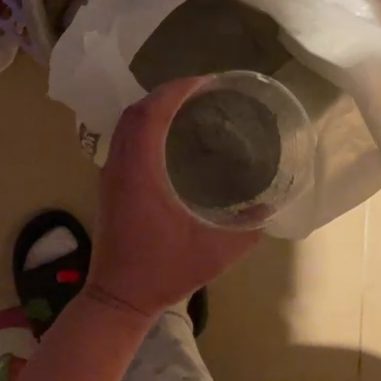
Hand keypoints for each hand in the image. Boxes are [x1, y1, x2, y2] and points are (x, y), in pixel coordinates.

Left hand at [86, 79, 259, 318]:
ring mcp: (110, 174)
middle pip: (136, 110)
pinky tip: (168, 135)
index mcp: (139, 171)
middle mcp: (120, 164)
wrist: (118, 298)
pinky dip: (144, 125)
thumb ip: (247, 226)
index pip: (151, 112)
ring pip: (126, 124)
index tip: (206, 82)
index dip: (176, 90)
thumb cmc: (163, 271)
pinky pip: (123, 138)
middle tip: (202, 90)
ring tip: (188, 106)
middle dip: (166, 92)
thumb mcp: (215, 251)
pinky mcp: (109, 184)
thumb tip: (271, 202)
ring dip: (153, 107)